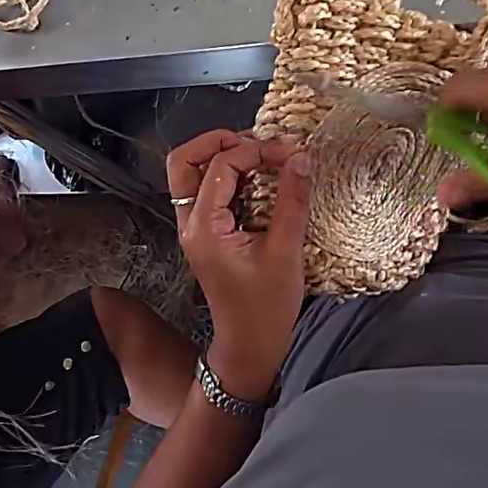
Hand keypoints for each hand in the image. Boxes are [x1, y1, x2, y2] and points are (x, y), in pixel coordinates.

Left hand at [168, 130, 311, 401]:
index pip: (220, 166)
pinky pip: (206, 190)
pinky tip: (258, 177)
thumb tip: (301, 158)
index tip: (289, 154)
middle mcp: (191, 223)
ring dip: (222, 156)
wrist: (250, 346)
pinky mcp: (207, 233)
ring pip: (192, 173)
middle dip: (221, 142)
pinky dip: (228, 175)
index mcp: (205, 227)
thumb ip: (292, 200)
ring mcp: (195, 228)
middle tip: (259, 144)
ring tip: (260, 155)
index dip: (255, 150)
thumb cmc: (267, 307)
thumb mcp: (286, 251)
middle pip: (186, 161)